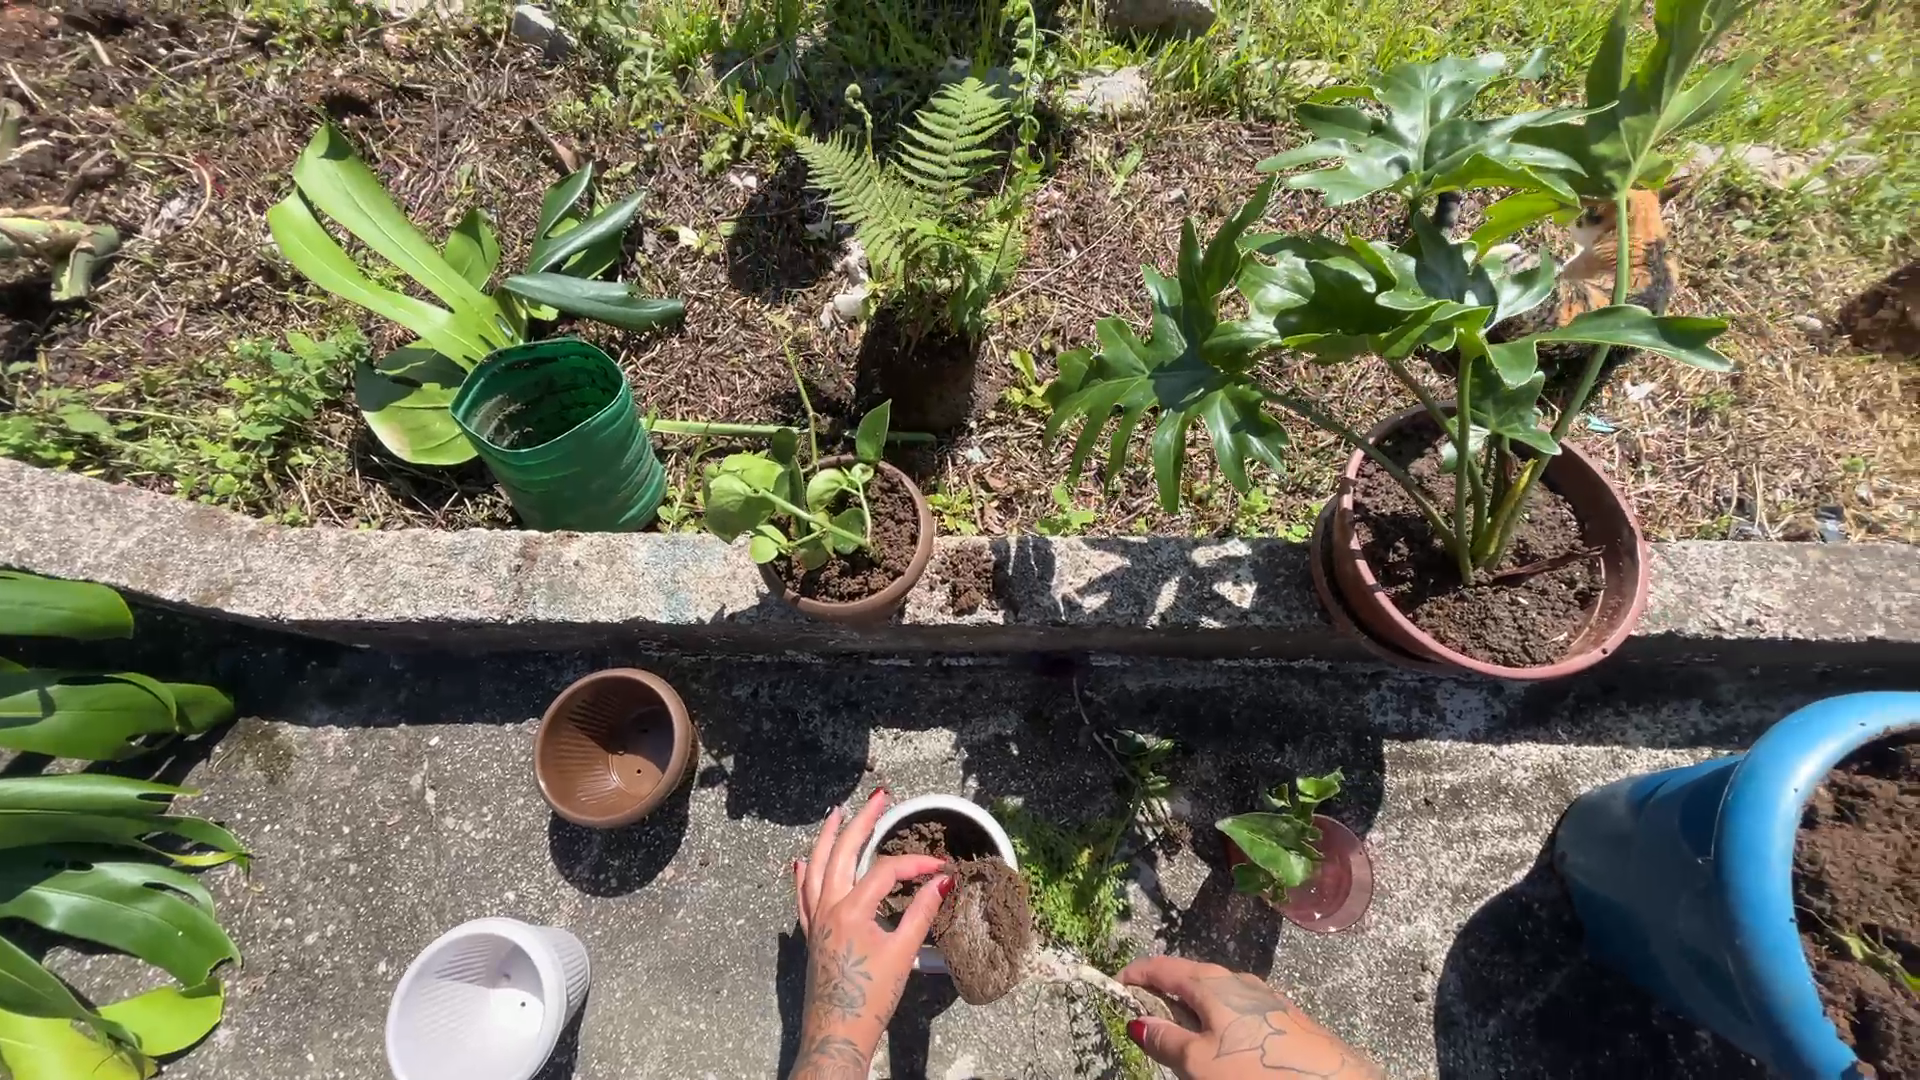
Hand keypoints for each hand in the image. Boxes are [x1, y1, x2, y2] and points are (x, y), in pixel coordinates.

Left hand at [789, 788, 950, 1079]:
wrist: (837, 1037)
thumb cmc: (872, 998)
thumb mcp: (903, 954)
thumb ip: (922, 912)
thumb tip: (945, 880)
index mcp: (851, 910)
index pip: (885, 870)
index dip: (915, 864)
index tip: (940, 868)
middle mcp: (828, 907)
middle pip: (842, 851)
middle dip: (862, 821)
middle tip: (879, 796)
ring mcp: (815, 919)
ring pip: (816, 867)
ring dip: (826, 837)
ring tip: (836, 813)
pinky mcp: (810, 934)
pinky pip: (802, 896)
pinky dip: (803, 874)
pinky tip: (800, 862)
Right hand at [1120, 956, 1383, 1079]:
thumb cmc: (1256, 1075)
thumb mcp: (1200, 1064)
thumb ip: (1165, 1040)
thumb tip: (1135, 1019)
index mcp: (1210, 982)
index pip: (1161, 968)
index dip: (1134, 975)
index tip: (1113, 985)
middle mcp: (1237, 980)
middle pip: (1189, 979)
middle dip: (1164, 994)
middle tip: (1145, 1018)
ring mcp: (1266, 998)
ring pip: (1217, 997)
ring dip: (1194, 1011)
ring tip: (1185, 1039)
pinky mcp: (1288, 1020)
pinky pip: (1240, 1013)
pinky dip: (1220, 1023)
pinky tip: (1227, 1050)